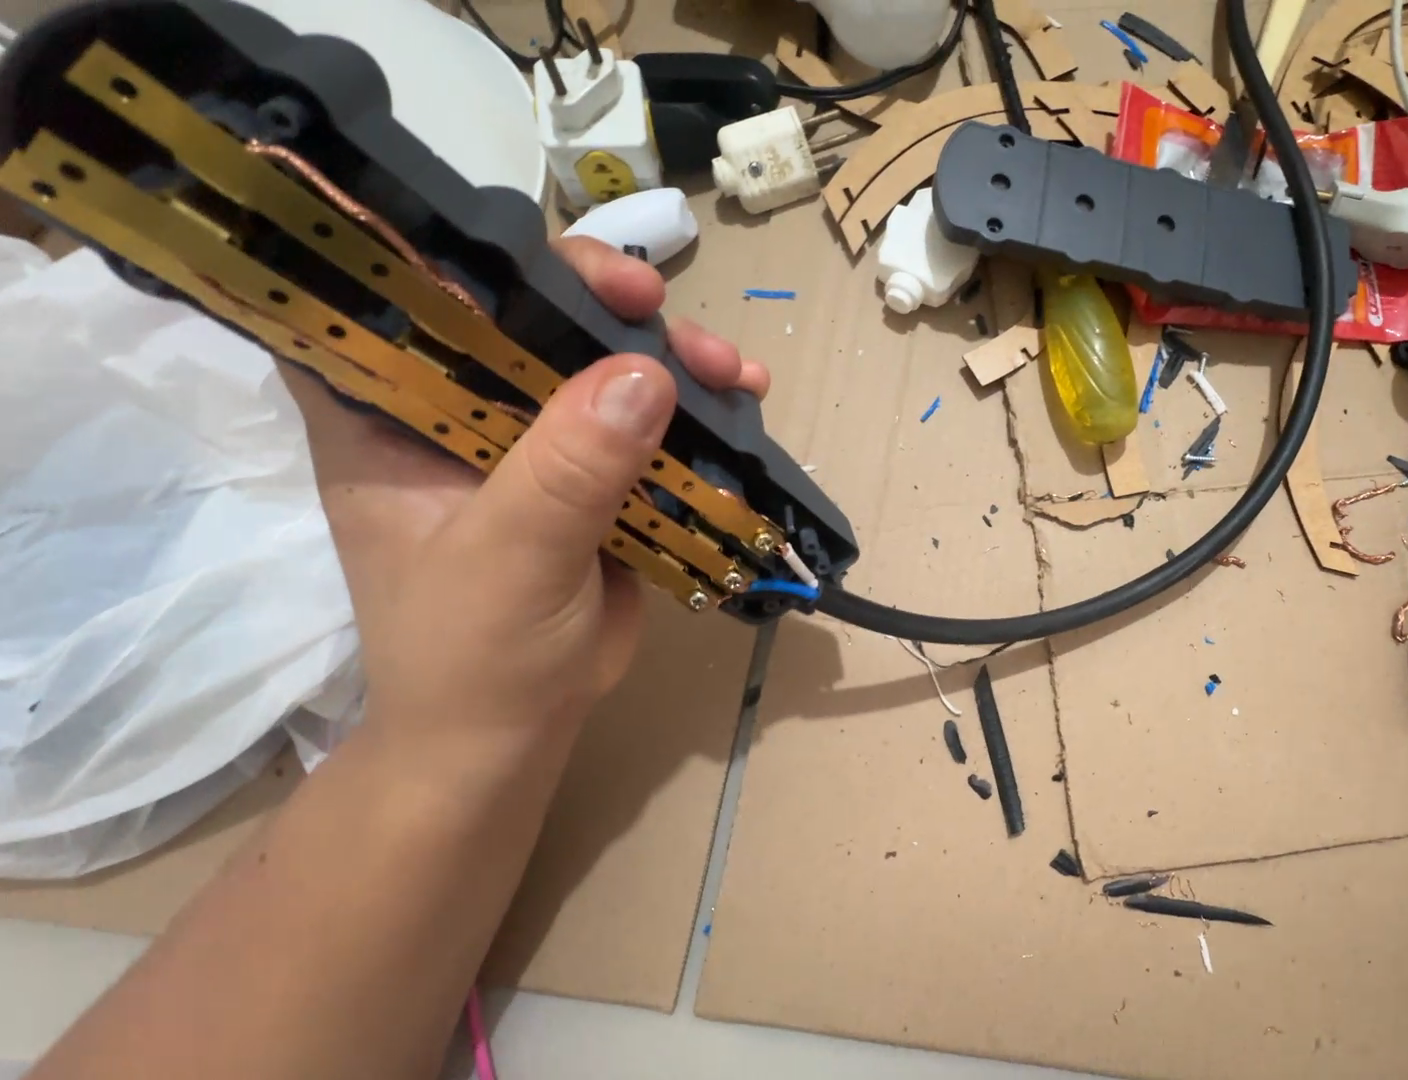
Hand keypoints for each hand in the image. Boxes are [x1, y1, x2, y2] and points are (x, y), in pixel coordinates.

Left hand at [283, 238, 769, 742]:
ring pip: (599, 363)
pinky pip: (645, 419)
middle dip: (600, 304)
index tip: (557, 268)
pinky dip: (696, 407)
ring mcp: (532, 439)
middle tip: (660, 308)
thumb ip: (568, 469)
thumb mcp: (512, 558)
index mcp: (388, 412)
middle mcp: (455, 408)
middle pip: (525, 316)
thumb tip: (650, 373)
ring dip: (668, 355)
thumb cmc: (474, 653)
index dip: (474, 257)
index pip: (406, 295)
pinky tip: (743, 399)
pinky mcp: (592, 471)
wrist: (517, 730)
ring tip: (733, 371)